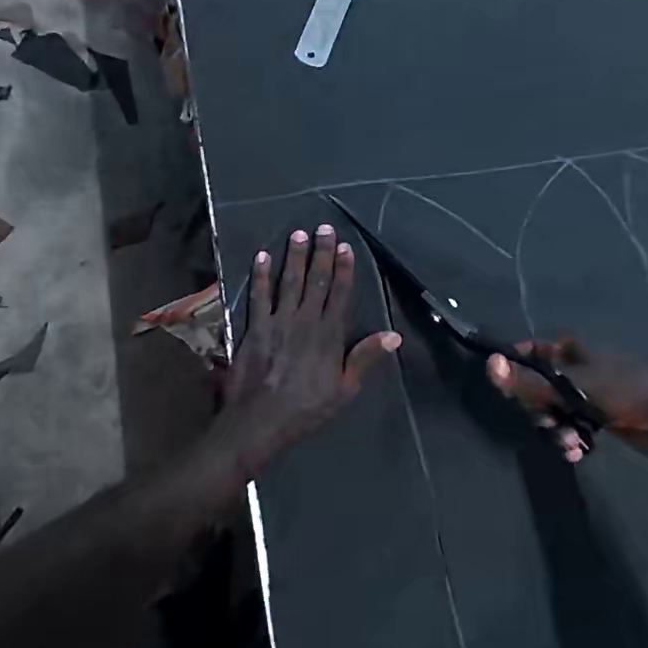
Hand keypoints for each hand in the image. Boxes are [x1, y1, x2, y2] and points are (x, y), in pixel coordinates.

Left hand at [208, 224, 401, 478]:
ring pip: (289, 282)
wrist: (260, 420)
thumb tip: (393, 335)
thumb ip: (365, 358)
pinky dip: (260, 275)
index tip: (345, 246)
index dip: (343, 269)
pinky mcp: (254, 327)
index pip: (340, 294)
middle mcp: (305, 321)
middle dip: (321, 253)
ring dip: (294, 256)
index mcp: (329, 335)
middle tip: (324, 228)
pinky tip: (261, 256)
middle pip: (316, 281)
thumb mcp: (344, 389)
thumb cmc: (307, 409)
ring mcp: (277, 322)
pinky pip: (258, 296)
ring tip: (298, 233)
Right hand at [486, 339, 647, 460]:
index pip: (527, 352)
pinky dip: (571, 438)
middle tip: (547, 423)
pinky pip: (571, 426)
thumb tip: (488, 364)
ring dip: (555, 430)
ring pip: (553, 411)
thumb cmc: (625, 391)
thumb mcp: (572, 387)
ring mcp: (587, 393)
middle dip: (538, 411)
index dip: (514, 369)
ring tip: (569, 445)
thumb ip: (528, 381)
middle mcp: (574, 368)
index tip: (509, 390)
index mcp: (567, 350)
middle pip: (536, 387)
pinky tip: (578, 452)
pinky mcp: (599, 416)